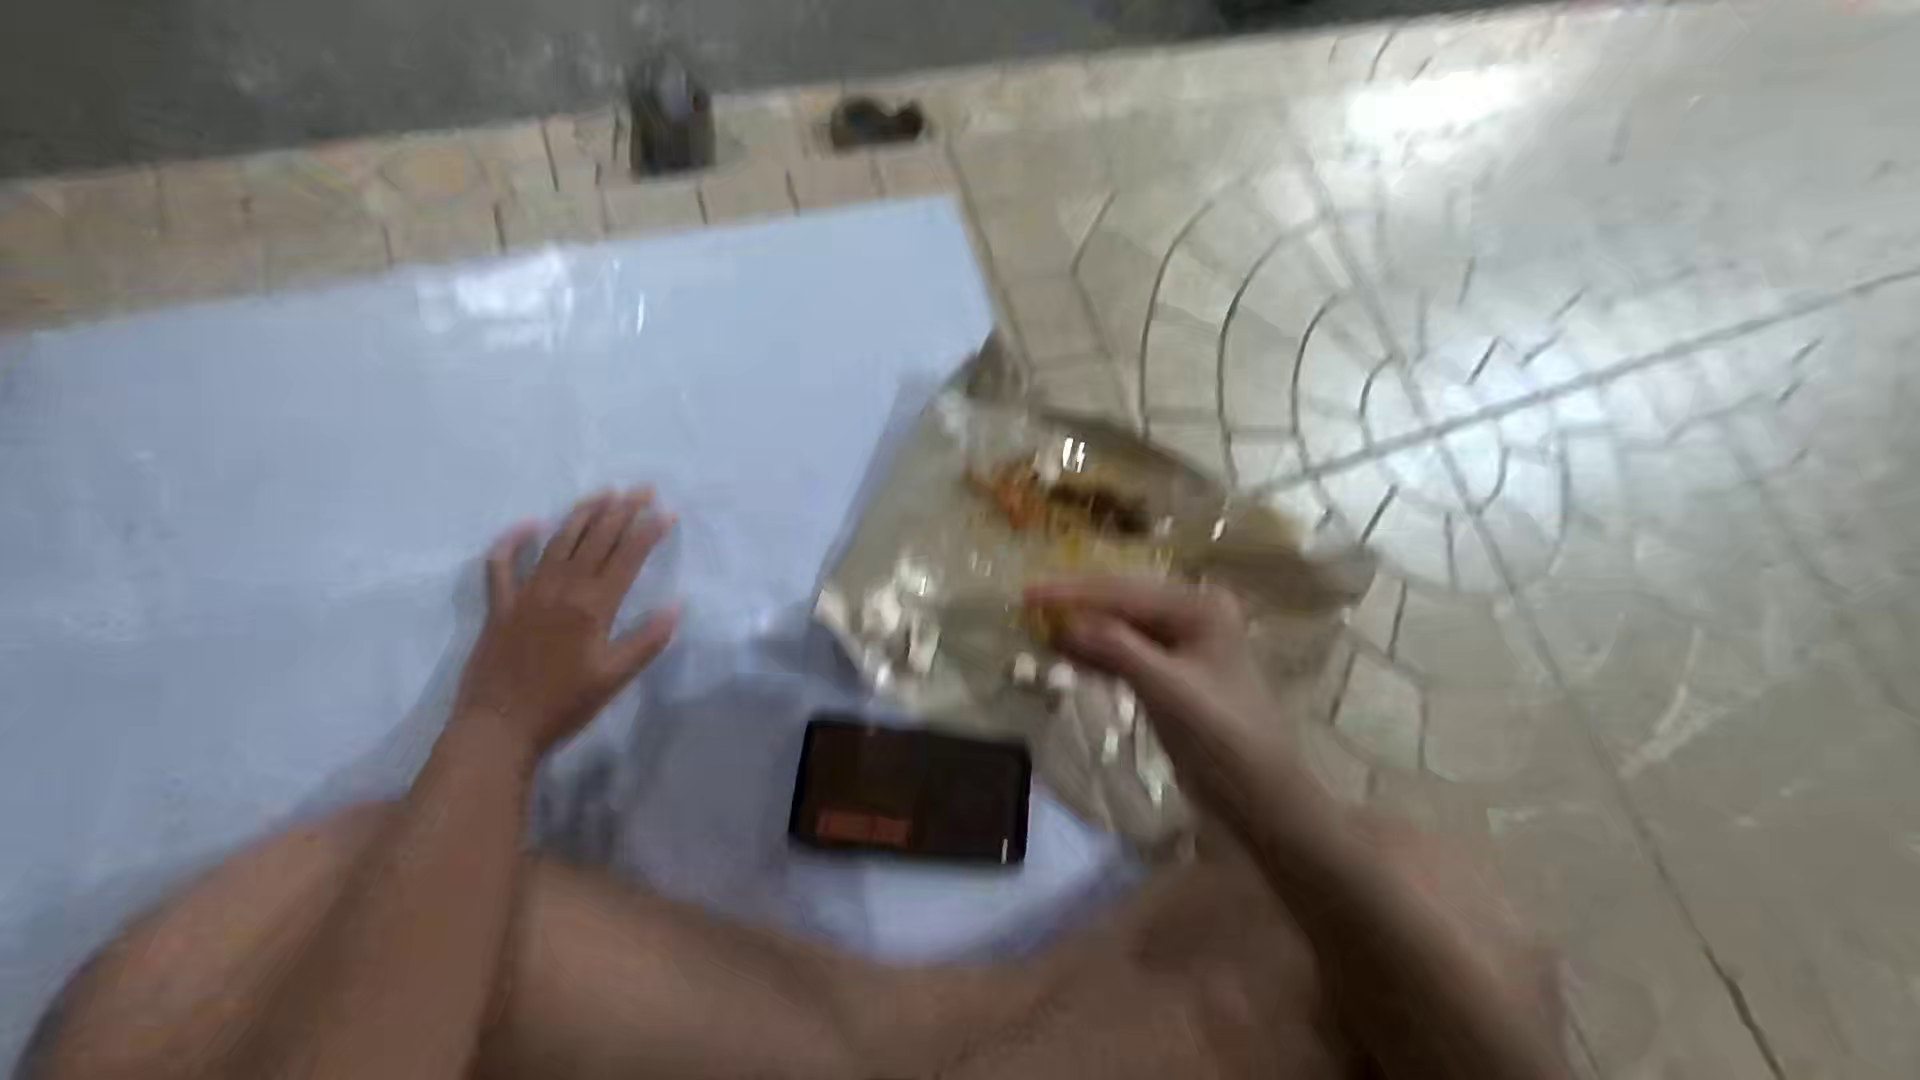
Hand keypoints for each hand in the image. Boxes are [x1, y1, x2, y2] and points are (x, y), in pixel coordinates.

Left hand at [453, 488, 678, 754]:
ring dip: (582, 515)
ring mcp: (526, 594)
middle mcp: (561, 589)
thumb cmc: (564, 704)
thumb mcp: (615, 677)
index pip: (627, 557)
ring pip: (558, 542)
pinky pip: (501, 565)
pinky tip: (527, 524)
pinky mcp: (499, 606)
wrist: (497, 728)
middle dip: (621, 511)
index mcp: (593, 606)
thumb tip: (675, 606)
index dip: (648, 531)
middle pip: (596, 540)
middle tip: (641, 490)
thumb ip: (647, 640)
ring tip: (602, 494)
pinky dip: (512, 542)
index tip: (666, 512)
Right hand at [1024, 576, 1295, 810]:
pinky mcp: (1166, 672)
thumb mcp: (1169, 690)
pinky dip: (1092, 654)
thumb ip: (1118, 649)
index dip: (1073, 592)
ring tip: (1035, 626)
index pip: (1124, 592)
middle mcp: (1189, 614)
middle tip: (1026, 605)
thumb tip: (1064, 622)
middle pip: (1119, 602)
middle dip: (1074, 605)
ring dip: (1079, 629)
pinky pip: (1121, 652)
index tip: (1028, 593)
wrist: (1259, 796)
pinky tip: (1062, 652)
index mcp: (1199, 606)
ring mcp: (1178, 643)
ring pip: (1117, 627)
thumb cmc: (1224, 737)